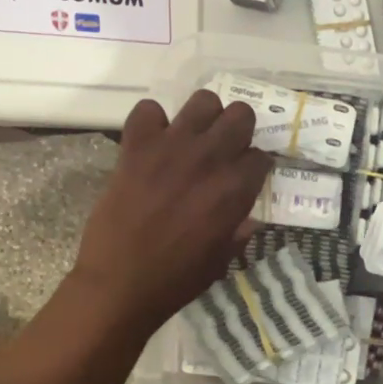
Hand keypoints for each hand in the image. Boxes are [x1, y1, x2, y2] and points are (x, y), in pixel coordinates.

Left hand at [72, 91, 272, 327]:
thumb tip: (247, 216)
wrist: (121, 282)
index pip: (261, 157)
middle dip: (238, 130)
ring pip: (203, 101)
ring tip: (193, 139)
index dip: (254, 167)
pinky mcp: (136, 146)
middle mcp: (210, 159)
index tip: (245, 177)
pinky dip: (153, 121)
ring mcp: (172, 147)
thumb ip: (239, 229)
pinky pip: (148, 110)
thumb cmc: (178, 278)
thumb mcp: (223, 257)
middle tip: (224, 150)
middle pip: (240, 115)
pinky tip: (153, 142)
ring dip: (203, 118)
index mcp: (237, 189)